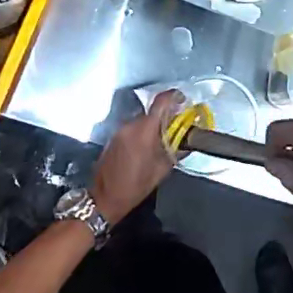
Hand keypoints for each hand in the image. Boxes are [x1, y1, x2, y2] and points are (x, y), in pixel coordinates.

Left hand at [90, 90, 184, 224]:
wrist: (105, 196)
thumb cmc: (136, 185)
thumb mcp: (162, 170)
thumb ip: (175, 150)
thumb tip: (186, 139)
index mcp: (144, 131)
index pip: (160, 102)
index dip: (173, 96)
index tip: (183, 99)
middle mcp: (130, 125)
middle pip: (152, 112)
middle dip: (165, 116)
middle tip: (177, 127)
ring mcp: (120, 130)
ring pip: (142, 120)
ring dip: (153, 126)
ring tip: (163, 139)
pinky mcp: (114, 137)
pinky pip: (132, 128)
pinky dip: (142, 132)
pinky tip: (148, 146)